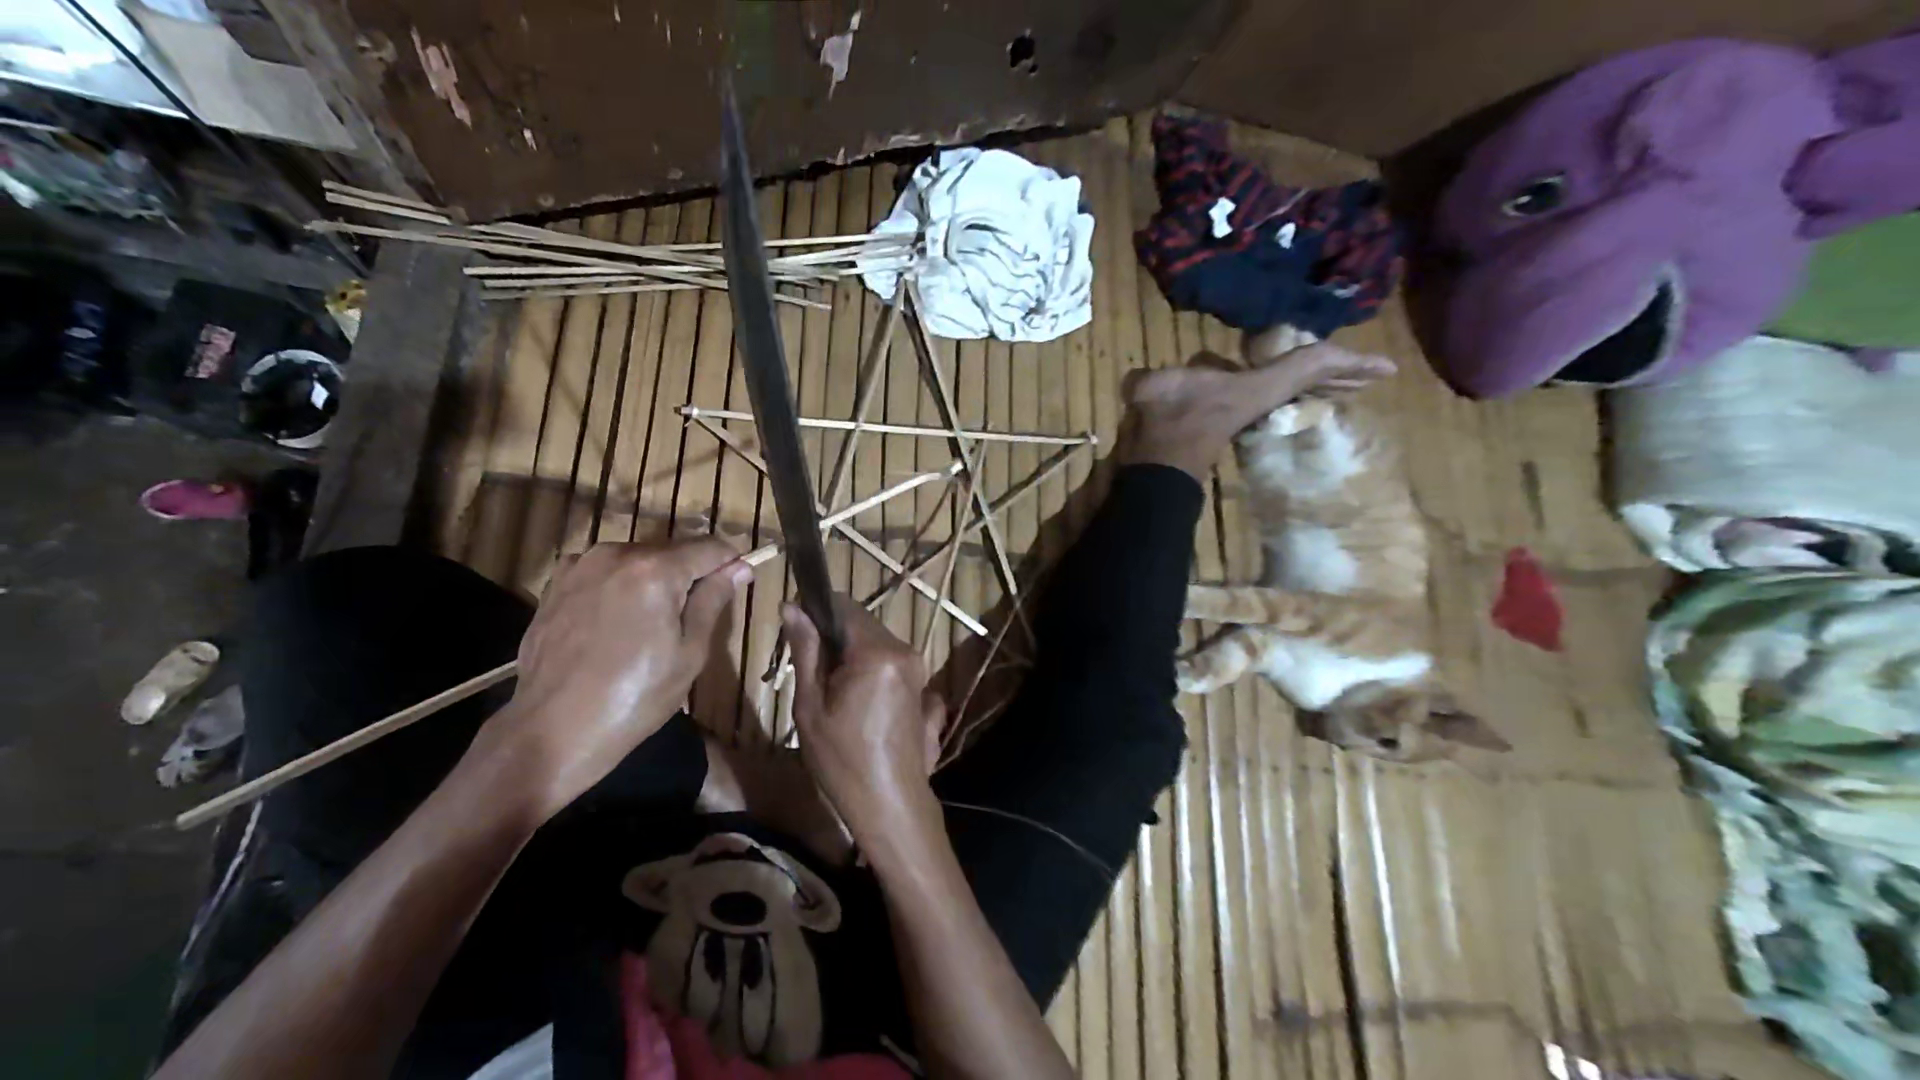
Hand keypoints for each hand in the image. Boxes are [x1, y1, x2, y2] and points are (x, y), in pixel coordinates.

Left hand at [470, 539, 749, 820]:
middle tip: (692, 619)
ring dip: (654, 581)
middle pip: (672, 550)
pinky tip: (615, 625)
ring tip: (650, 626)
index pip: (710, 547)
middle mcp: (616, 554)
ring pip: (638, 561)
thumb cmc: (635, 697)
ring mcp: (581, 567)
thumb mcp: (689, 653)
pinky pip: (605, 573)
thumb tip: (739, 567)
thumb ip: (713, 600)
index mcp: (655, 569)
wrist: (553, 730)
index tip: (739, 582)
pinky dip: (620, 588)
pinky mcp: (557, 584)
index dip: (731, 561)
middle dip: (690, 574)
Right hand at [785, 599, 944, 857]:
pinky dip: (875, 674)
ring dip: (854, 656)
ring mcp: (920, 673)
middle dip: (835, 638)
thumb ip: (805, 651)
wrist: (891, 806)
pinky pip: (894, 668)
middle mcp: (905, 653)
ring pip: (878, 646)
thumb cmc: (842, 760)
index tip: (796, 628)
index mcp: (877, 652)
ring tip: (832, 693)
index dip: (817, 610)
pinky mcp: (925, 691)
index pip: (845, 607)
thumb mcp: (811, 707)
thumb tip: (792, 607)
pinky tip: (862, 705)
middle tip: (810, 670)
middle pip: (864, 626)